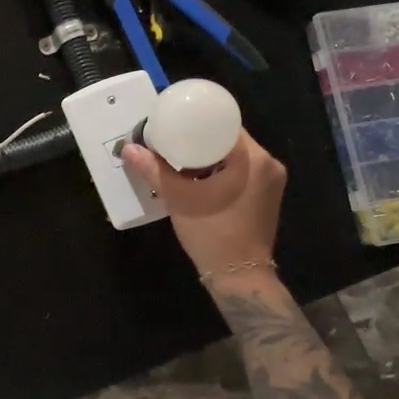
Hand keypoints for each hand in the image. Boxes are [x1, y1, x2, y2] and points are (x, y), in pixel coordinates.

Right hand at [121, 133, 285, 275]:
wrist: (239, 277)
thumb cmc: (213, 234)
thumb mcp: (179, 199)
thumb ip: (154, 171)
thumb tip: (129, 149)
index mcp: (255, 159)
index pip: (225, 125)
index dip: (199, 121)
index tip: (176, 121)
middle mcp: (268, 165)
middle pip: (229, 141)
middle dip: (200, 139)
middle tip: (171, 139)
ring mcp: (270, 183)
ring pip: (234, 158)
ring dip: (209, 157)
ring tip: (179, 157)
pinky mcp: (265, 197)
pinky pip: (240, 173)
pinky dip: (219, 171)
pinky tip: (196, 177)